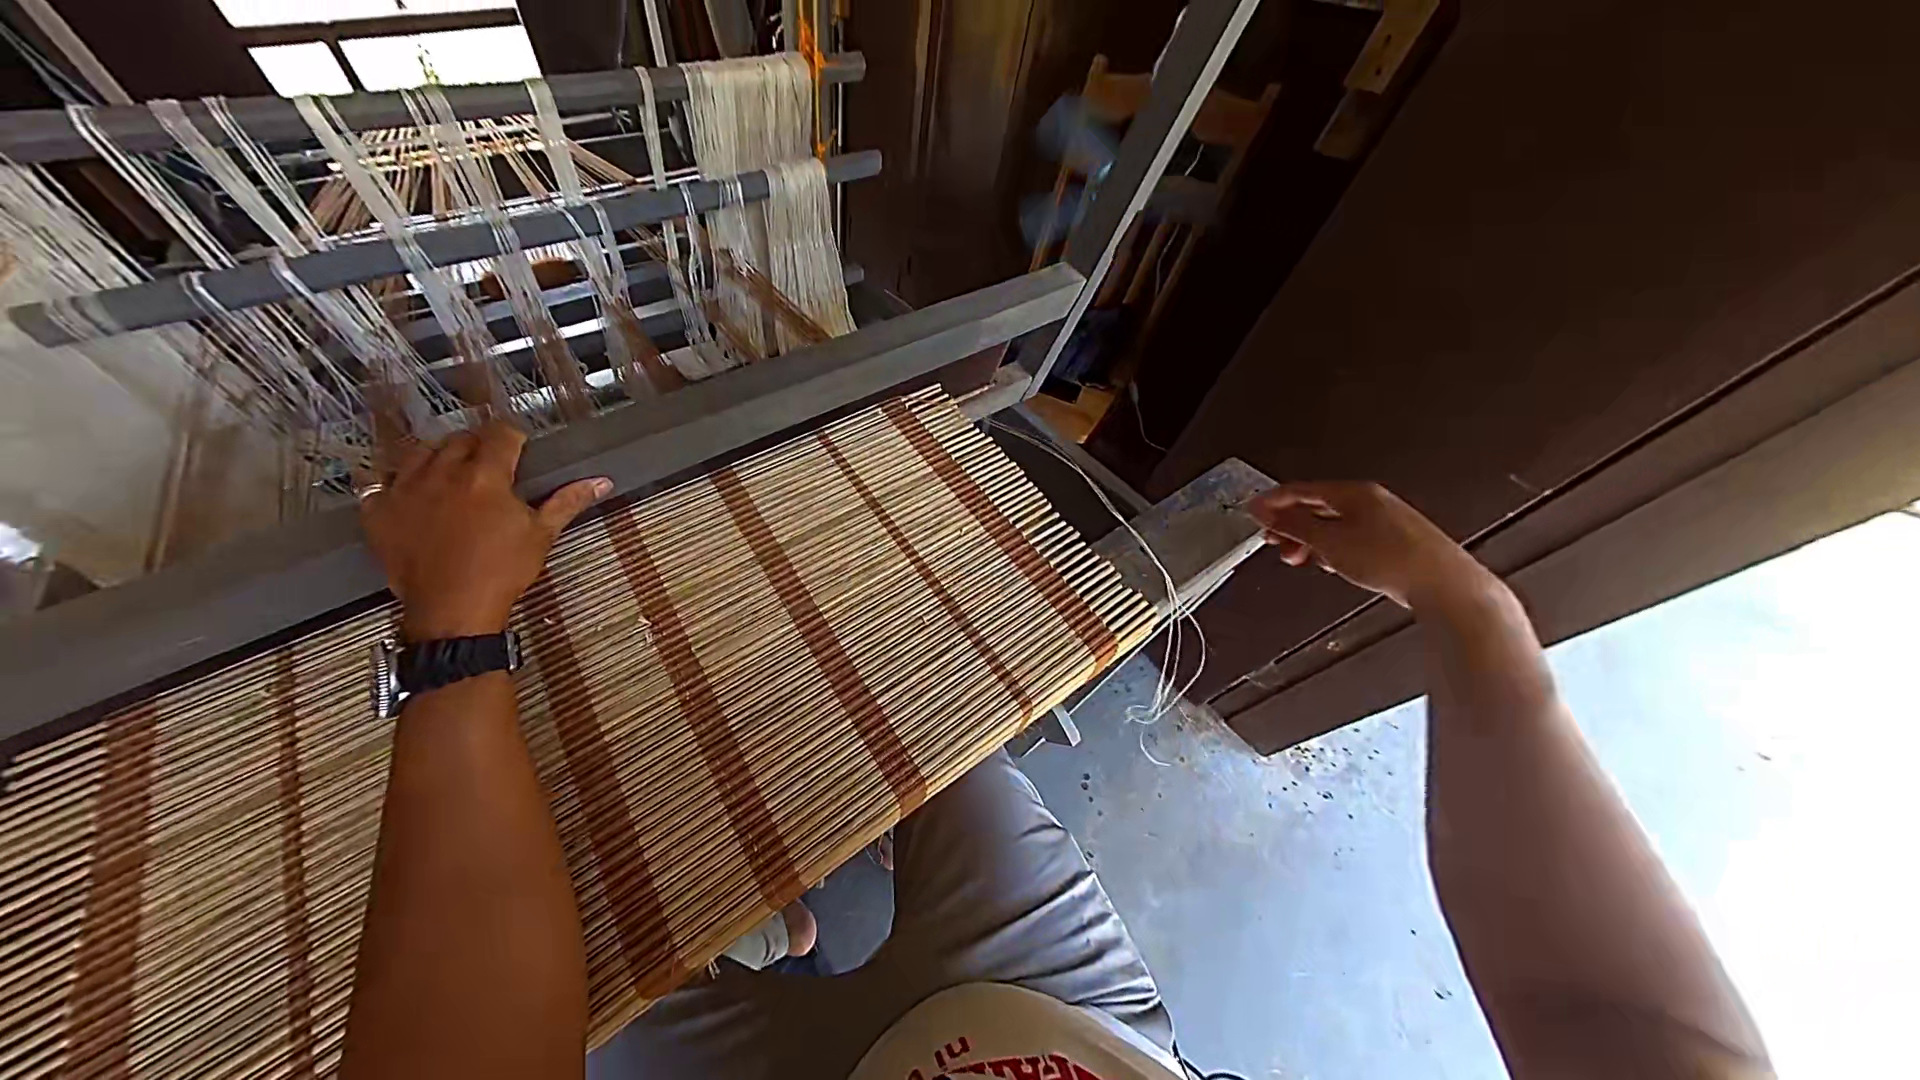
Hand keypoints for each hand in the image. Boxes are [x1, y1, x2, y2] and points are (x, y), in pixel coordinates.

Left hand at [360, 421, 610, 639]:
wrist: (452, 608)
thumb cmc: (503, 570)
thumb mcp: (541, 534)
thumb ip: (568, 501)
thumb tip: (601, 482)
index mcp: (485, 477)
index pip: (500, 435)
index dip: (513, 436)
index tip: (520, 446)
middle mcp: (442, 474)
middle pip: (460, 439)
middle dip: (479, 445)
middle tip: (493, 464)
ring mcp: (405, 490)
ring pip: (420, 452)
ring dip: (440, 455)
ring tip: (454, 473)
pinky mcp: (379, 511)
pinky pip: (382, 480)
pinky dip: (400, 480)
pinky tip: (415, 492)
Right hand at [1246, 481, 1494, 611]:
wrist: (1442, 584)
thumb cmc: (1392, 558)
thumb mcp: (1328, 541)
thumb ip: (1292, 525)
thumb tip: (1266, 512)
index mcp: (1353, 492)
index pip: (1300, 489)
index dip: (1272, 502)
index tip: (1253, 512)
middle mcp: (1369, 501)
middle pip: (1315, 507)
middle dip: (1289, 525)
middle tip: (1270, 540)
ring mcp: (1382, 520)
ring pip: (1331, 524)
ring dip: (1307, 540)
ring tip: (1295, 557)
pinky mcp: (1390, 540)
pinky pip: (1348, 537)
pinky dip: (1329, 548)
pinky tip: (1325, 562)